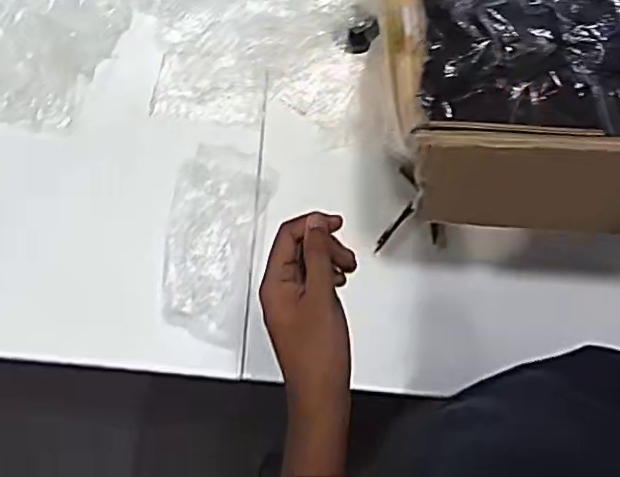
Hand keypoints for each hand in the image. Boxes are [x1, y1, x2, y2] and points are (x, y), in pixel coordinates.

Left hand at [260, 211, 356, 473]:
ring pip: (306, 262)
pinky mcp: (300, 311)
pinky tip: (338, 282)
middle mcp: (276, 289)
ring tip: (345, 269)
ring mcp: (288, 300)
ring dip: (327, 259)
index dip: (311, 223)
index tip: (333, 222)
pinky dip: (326, 274)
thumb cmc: (318, 357)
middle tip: (344, 255)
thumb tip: (315, 226)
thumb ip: (318, 256)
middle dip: (323, 244)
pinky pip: (310, 279)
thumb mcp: (320, 295)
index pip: (287, 235)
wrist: (322, 398)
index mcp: (274, 282)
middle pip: (297, 247)